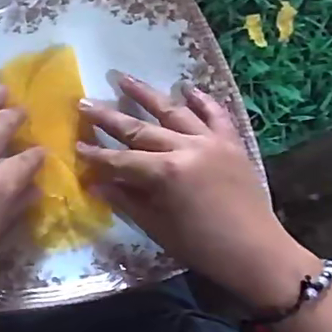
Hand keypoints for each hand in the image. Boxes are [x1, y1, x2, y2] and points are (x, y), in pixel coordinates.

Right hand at [79, 74, 318, 310]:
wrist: (256, 252)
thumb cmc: (202, 247)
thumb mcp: (158, 227)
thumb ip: (127, 200)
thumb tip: (96, 183)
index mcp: (165, 173)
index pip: (121, 160)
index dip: (96, 155)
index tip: (75, 145)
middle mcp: (186, 148)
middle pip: (140, 129)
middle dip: (110, 117)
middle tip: (85, 103)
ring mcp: (211, 142)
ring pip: (173, 111)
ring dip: (147, 94)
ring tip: (124, 78)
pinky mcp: (232, 143)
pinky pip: (215, 114)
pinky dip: (202, 100)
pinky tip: (187, 88)